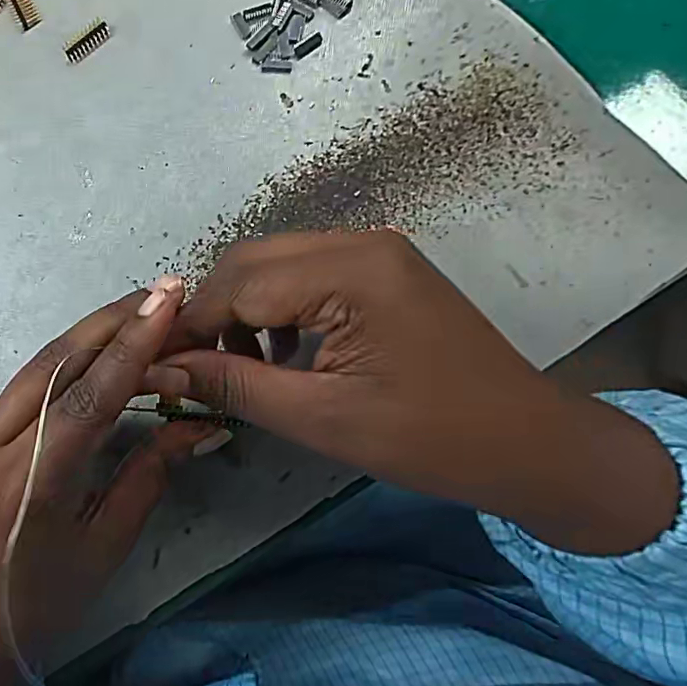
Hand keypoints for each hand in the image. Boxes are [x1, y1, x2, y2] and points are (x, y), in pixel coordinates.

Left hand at [0, 278, 216, 685]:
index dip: (132, 347)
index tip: (167, 301)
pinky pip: (31, 380)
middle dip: (113, 322)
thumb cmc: (46, 596)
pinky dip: (74, 355)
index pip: (87, 400)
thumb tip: (200, 422)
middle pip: (57, 365)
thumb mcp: (107, 543)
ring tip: (142, 307)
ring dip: (94, 331)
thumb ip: (150, 475)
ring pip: (41, 363)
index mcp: (28, 488)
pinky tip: (105, 343)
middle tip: (163, 291)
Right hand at [159, 231, 677, 554]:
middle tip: (195, 369)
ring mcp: (375, 251)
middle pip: (252, 261)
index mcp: (350, 270)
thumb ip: (236, 386)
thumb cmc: (430, 438)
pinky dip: (277, 308)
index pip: (238, 283)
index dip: (189, 326)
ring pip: (275, 265)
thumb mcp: (321, 418)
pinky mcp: (383, 270)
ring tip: (240, 366)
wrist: (530, 444)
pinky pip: (307, 275)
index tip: (157, 366)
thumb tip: (165, 371)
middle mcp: (359, 241)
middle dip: (212, 312)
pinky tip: (283, 352)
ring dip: (242, 309)